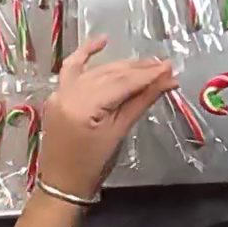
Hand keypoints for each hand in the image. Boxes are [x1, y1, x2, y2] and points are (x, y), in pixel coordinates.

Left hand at [37, 36, 177, 198]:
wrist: (62, 184)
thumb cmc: (93, 166)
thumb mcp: (118, 134)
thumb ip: (140, 102)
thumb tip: (165, 80)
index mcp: (83, 108)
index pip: (121, 84)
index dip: (147, 75)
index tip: (170, 68)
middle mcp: (68, 94)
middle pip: (109, 74)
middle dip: (138, 69)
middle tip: (164, 66)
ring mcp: (59, 93)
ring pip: (96, 72)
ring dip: (121, 66)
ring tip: (146, 64)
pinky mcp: (57, 95)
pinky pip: (72, 69)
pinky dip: (85, 55)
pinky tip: (102, 41)